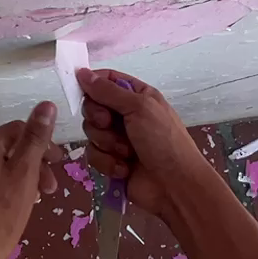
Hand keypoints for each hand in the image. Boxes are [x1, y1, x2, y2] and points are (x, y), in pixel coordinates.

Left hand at [0, 102, 63, 258]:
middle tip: (50, 190)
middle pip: (9, 147)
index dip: (43, 145)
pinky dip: (5, 186)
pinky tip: (14, 205)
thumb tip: (46, 104)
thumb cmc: (0, 215)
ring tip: (35, 200)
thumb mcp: (25, 174)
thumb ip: (35, 138)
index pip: (19, 130)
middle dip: (33, 164)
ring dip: (21, 177)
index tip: (58, 165)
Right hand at [77, 68, 216, 218]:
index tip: (82, 90)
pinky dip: (108, 162)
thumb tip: (82, 72)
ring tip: (126, 152)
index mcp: (137, 95)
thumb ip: (108, 91)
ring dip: (107, 143)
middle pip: (93, 106)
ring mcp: (117, 138)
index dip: (92, 83)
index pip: (106, 80)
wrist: (175, 187)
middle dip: (98, 117)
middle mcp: (125, 114)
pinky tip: (124, 168)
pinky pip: (93, 154)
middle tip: (109, 123)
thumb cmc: (163, 140)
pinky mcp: (111, 161)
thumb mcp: (139, 108)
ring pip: (91, 132)